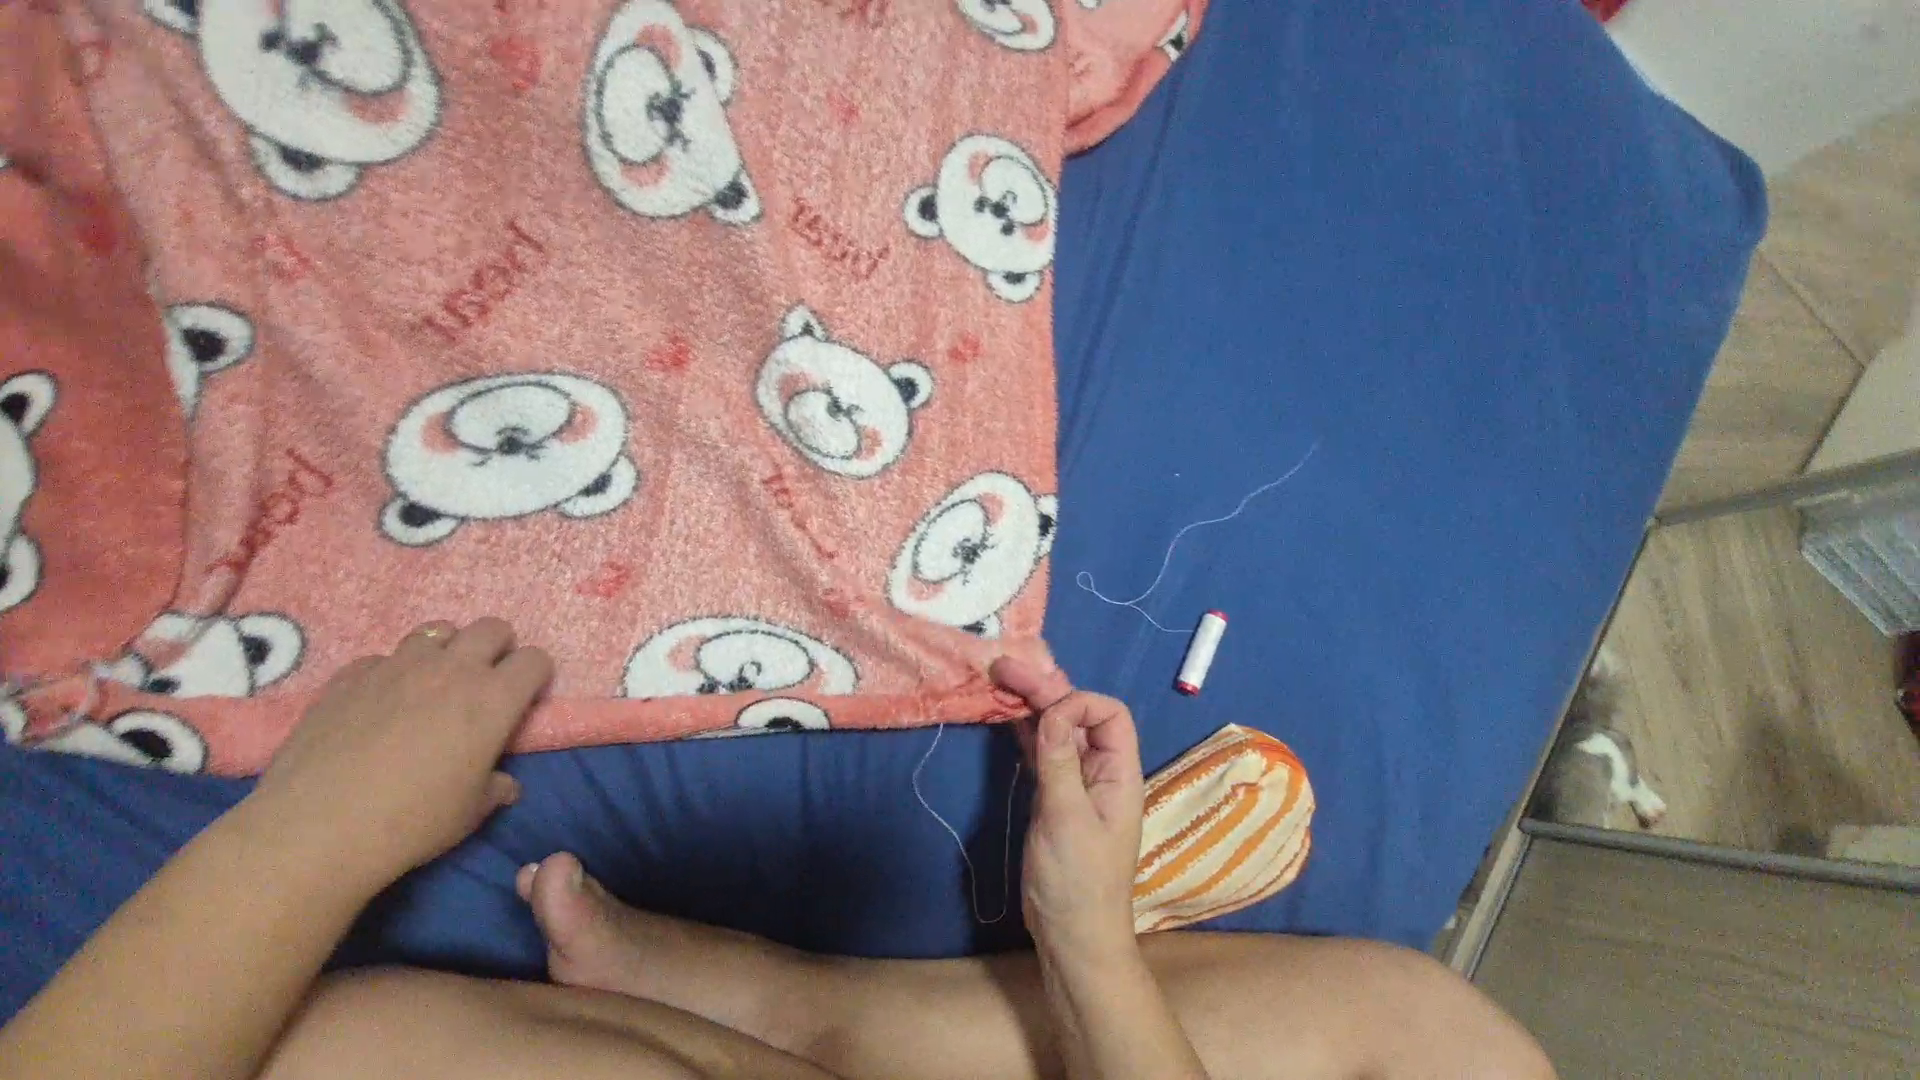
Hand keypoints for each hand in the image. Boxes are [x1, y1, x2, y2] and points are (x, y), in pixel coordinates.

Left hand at [248, 618, 552, 890]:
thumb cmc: (412, 821)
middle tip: (485, 681)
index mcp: (494, 698)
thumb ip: (494, 788)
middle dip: (498, 648)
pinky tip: (378, 704)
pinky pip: (380, 659)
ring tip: (433, 684)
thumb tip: (505, 786)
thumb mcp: (470, 812)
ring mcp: (397, 668)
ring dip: (444, 651)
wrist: (314, 830)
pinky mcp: (349, 677)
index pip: (535, 660)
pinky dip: (388, 674)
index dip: (534, 676)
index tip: (524, 698)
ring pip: (435, 632)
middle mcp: (452, 670)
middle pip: (491, 628)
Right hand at [991, 656, 1144, 966]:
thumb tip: (1050, 711)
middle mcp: (1100, 770)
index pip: (1107, 714)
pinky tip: (1004, 714)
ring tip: (998, 679)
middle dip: (1044, 690)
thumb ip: (1058, 764)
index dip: (1076, 704)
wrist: (1073, 937)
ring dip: (1030, 704)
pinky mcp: (1052, 796)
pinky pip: (1040, 751)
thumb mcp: (1066, 821)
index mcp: (1118, 773)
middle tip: (1003, 667)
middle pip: (1076, 716)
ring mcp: (1075, 782)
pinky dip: (1023, 731)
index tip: (1044, 718)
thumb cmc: (1078, 882)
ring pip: (1055, 730)